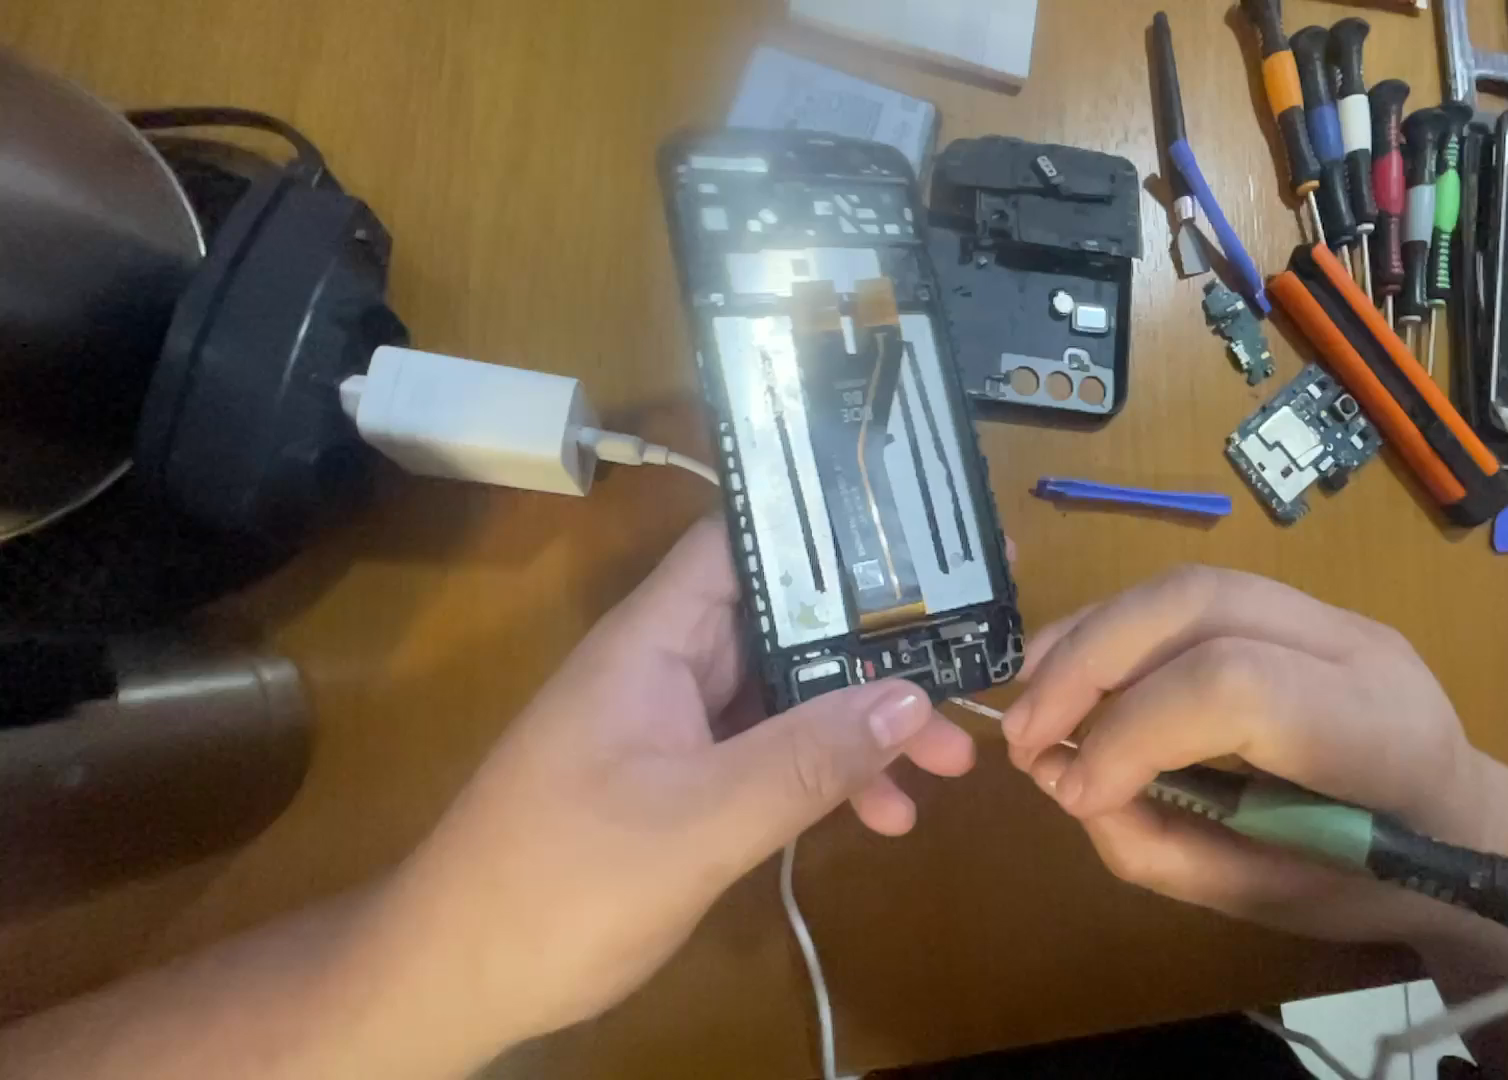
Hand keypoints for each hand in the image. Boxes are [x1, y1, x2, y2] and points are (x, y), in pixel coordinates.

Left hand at [365, 517, 975, 1046]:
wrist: (456, 986)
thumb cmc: (557, 887)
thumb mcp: (695, 824)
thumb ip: (804, 761)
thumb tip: (911, 700)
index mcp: (660, 639)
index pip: (744, 545)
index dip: (821, 530)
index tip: (911, 539)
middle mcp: (679, 664)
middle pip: (793, 625)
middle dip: (879, 650)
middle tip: (963, 662)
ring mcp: (690, 721)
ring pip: (797, 694)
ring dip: (869, 723)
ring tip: (947, 761)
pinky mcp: (698, 774)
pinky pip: (782, 753)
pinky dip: (834, 774)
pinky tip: (888, 813)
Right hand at [1001, 565, 1489, 945]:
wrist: (1459, 825)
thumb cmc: (1367, 881)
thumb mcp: (1263, 898)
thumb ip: (1157, 843)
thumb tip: (1063, 778)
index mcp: (1374, 727)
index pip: (1234, 686)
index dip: (1134, 731)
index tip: (1071, 789)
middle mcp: (1348, 643)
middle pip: (1193, 604)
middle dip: (1088, 663)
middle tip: (1022, 730)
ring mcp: (1317, 610)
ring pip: (1177, 587)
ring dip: (1085, 637)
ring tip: (1029, 695)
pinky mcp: (1280, 604)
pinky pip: (1176, 597)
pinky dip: (1106, 627)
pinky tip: (1064, 662)